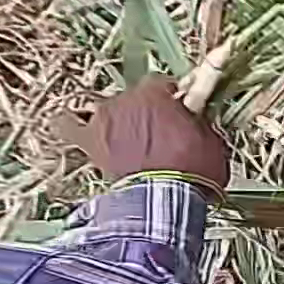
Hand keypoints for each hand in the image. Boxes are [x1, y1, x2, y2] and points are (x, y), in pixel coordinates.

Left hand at [65, 76, 229, 187]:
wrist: (164, 199)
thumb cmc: (194, 170)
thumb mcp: (213, 144)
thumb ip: (200, 124)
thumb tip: (197, 118)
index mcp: (158, 94)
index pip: (166, 85)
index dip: (177, 100)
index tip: (186, 115)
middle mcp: (127, 98)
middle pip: (138, 99)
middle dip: (151, 115)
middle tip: (166, 138)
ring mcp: (104, 117)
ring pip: (113, 111)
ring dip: (125, 124)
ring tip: (137, 147)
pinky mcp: (89, 139)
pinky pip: (70, 123)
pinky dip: (74, 123)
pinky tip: (77, 126)